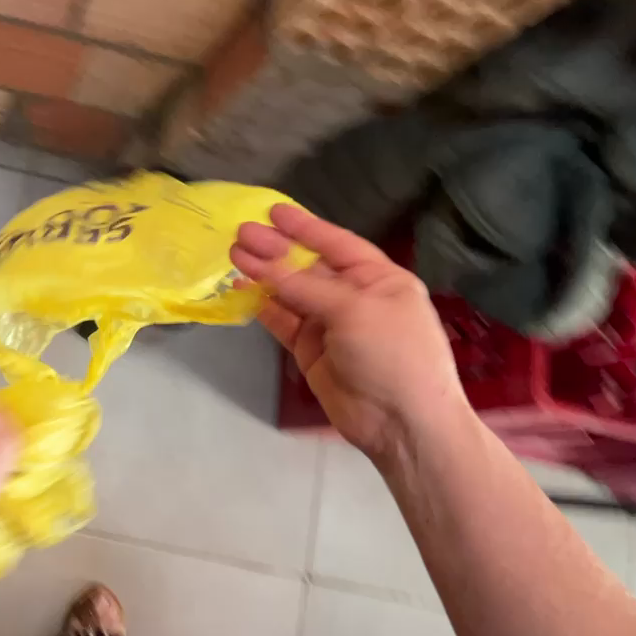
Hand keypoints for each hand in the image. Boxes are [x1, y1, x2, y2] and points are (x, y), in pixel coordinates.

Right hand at [231, 204, 472, 463]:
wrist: (401, 423)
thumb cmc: (392, 355)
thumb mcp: (355, 310)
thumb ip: (306, 287)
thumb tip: (263, 264)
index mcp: (379, 279)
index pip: (336, 244)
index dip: (304, 227)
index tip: (272, 212)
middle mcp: (354, 297)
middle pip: (308, 266)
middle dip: (275, 249)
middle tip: (240, 234)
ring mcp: (330, 325)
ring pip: (290, 292)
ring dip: (263, 275)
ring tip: (233, 256)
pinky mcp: (310, 350)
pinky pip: (282, 320)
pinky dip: (262, 305)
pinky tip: (241, 289)